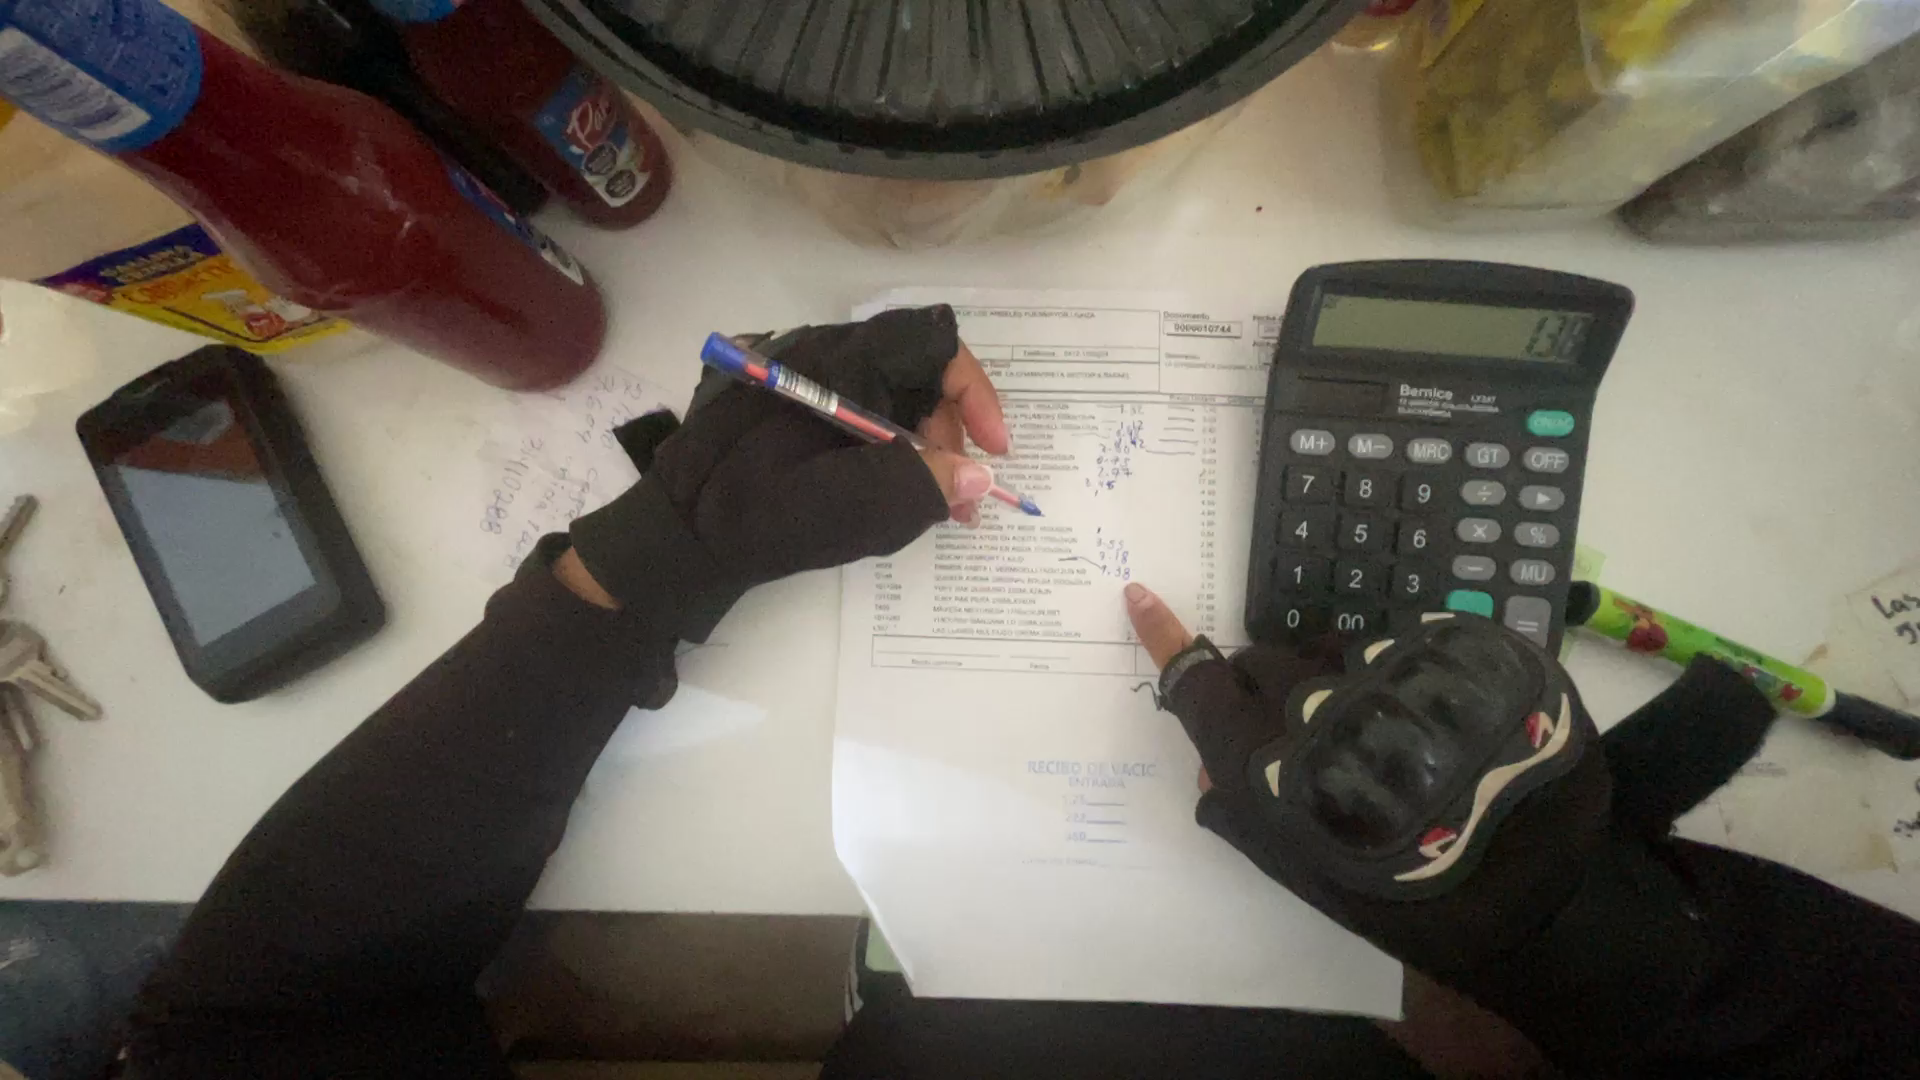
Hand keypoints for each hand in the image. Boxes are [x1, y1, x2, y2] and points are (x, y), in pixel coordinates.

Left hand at [568, 306, 1006, 639]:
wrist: (678, 534)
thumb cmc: (755, 516)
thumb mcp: (842, 508)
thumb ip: (917, 487)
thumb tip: (980, 475)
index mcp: (837, 365)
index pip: (930, 346)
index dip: (974, 393)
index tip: (993, 448)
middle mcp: (828, 360)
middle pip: (920, 381)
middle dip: (952, 440)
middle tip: (962, 502)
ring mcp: (815, 386)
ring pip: (898, 406)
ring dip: (928, 455)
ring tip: (940, 510)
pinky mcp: (805, 414)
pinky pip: (870, 423)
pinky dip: (896, 458)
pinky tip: (900, 497)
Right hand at [1123, 582, 1609, 972]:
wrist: (1546, 909)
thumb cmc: (1403, 901)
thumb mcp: (1299, 871)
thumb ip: (1238, 811)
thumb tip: (1204, 770)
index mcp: (1269, 753)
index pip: (1200, 679)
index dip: (1164, 636)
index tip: (1139, 596)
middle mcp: (1317, 700)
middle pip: (1262, 660)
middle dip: (1262, 686)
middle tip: (1297, 734)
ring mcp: (1389, 672)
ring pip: (1326, 651)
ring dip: (1328, 681)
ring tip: (1374, 736)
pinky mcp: (1452, 658)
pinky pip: (1392, 649)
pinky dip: (1387, 678)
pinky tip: (1423, 723)